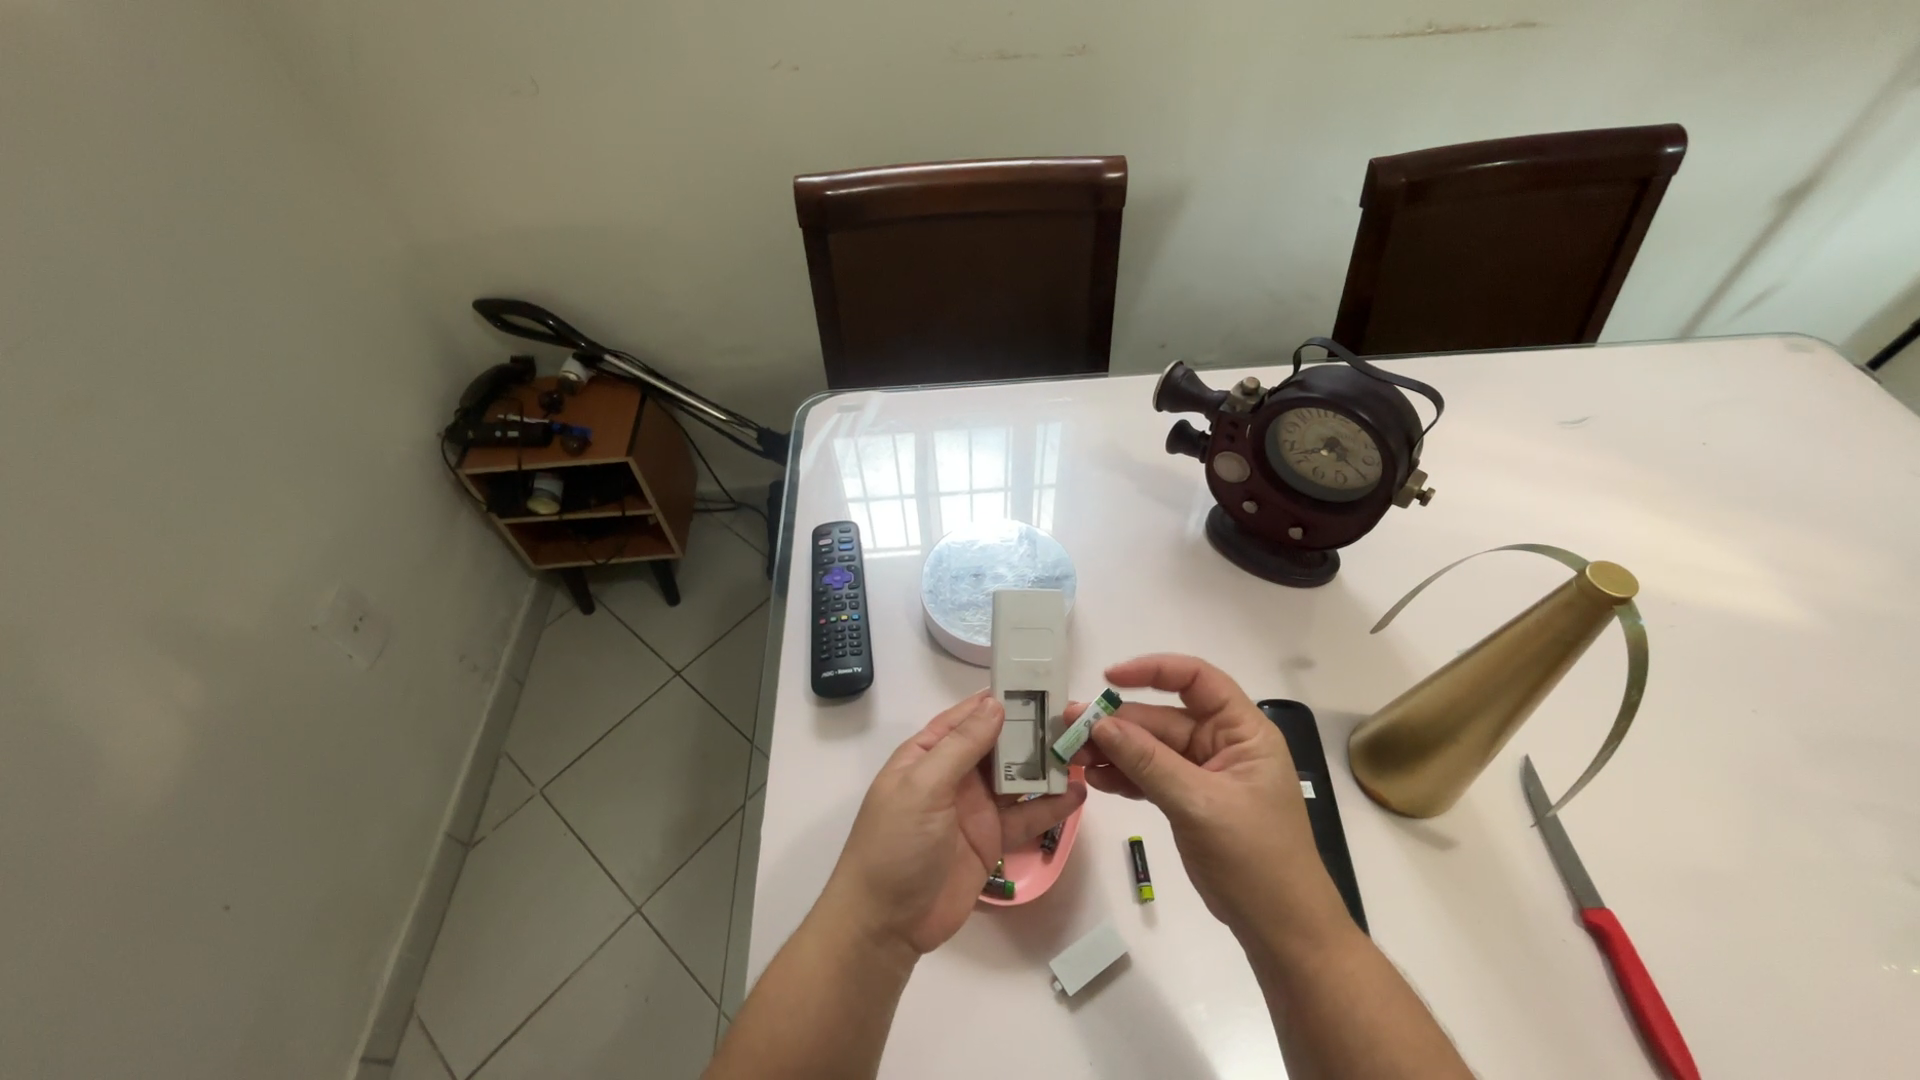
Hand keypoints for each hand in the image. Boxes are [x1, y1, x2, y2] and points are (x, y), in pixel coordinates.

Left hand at [821, 690, 1086, 956]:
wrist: (887, 922)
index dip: (998, 702)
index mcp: (927, 756)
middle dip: (1030, 732)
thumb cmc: (895, 844)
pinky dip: (1050, 806)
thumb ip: (961, 746)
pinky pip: (1025, 816)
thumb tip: (995, 704)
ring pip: (1016, 778)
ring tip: (1083, 752)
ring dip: (1045, 767)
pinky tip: (1077, 795)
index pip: (966, 718)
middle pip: (997, 745)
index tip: (1036, 684)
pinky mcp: (991, 839)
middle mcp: (952, 776)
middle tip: (1073, 719)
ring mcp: (974, 808)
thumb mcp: (923, 787)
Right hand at [1070, 655, 1348, 948]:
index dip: (1154, 670)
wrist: (1280, 926)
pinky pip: (1150, 776)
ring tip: (1073, 757)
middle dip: (1117, 723)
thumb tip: (1101, 724)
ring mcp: (1203, 773)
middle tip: (1069, 729)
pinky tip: (1095, 781)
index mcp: (1242, 731)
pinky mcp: (1188, 800)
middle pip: (1163, 717)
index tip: (1108, 678)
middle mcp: (1222, 743)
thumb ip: (1149, 762)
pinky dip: (1123, 777)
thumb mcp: (1199, 804)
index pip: (1197, 680)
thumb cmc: (1254, 857)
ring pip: (1150, 748)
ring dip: (1113, 751)